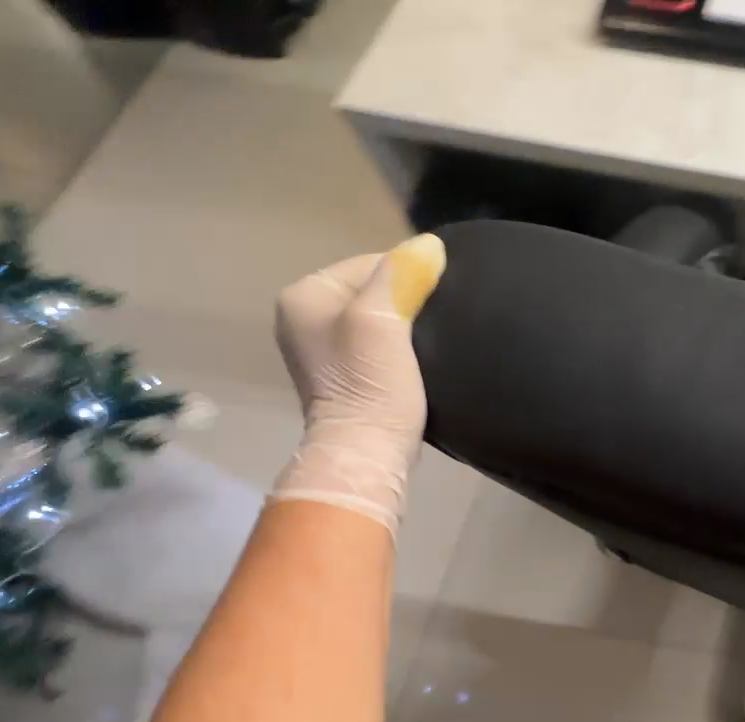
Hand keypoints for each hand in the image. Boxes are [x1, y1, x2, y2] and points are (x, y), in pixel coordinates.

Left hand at [270, 234, 446, 531]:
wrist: (367, 453)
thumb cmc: (371, 384)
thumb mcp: (384, 321)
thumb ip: (402, 276)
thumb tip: (429, 244)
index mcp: (304, 295)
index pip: (369, 263)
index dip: (410, 277)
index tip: (439, 302)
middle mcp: (304, 317)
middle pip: (373, 290)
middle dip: (407, 302)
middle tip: (440, 323)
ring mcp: (321, 350)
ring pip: (378, 318)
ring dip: (406, 327)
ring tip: (432, 344)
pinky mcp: (344, 376)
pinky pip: (376, 344)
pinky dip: (399, 349)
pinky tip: (416, 363)